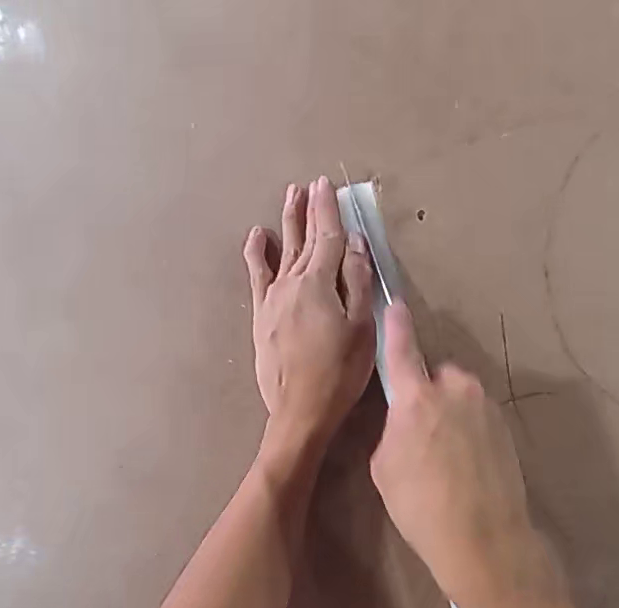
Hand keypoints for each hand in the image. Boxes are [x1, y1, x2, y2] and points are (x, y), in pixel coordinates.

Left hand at [243, 176, 376, 448]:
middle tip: (308, 185)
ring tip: (289, 199)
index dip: (329, 210)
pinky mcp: (261, 319)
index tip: (327, 185)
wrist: (300, 410)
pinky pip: (257, 278)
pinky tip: (258, 239)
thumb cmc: (339, 373)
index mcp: (320, 283)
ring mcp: (272, 301)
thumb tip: (353, 243)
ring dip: (286, 224)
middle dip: (308, 211)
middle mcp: (292, 284)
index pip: (328, 236)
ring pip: (281, 253)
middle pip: (303, 240)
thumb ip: (357, 282)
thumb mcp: (361, 328)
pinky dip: (257, 255)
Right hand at [370, 301, 562, 607]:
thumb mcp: (384, 468)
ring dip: (448, 412)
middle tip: (417, 433)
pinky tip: (463, 464)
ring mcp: (486, 406)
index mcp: (416, 398)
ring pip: (459, 396)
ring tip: (442, 456)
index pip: (403, 350)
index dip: (396, 326)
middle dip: (426, 393)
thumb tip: (403, 418)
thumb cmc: (420, 506)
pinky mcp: (506, 426)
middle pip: (436, 376)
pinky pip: (477, 415)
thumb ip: (391, 429)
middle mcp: (456, 390)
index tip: (395, 305)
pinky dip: (468, 429)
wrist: (483, 537)